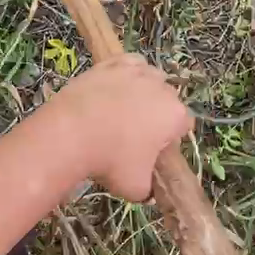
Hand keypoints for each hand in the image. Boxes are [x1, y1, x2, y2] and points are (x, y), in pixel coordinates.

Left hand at [28, 54, 190, 201]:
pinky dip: (124, 73)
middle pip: (167, 98)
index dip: (171, 137)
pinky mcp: (109, 63)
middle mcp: (160, 87)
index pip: (184, 124)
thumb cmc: (109, 161)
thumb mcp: (138, 189)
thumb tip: (147, 190)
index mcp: (174, 114)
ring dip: (143, 90)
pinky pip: (126, 64)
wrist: (69, 133)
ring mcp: (134, 71)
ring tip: (123, 109)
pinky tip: (113, 87)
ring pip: (149, 77)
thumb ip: (150, 188)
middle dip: (157, 113)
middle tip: (135, 133)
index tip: (155, 149)